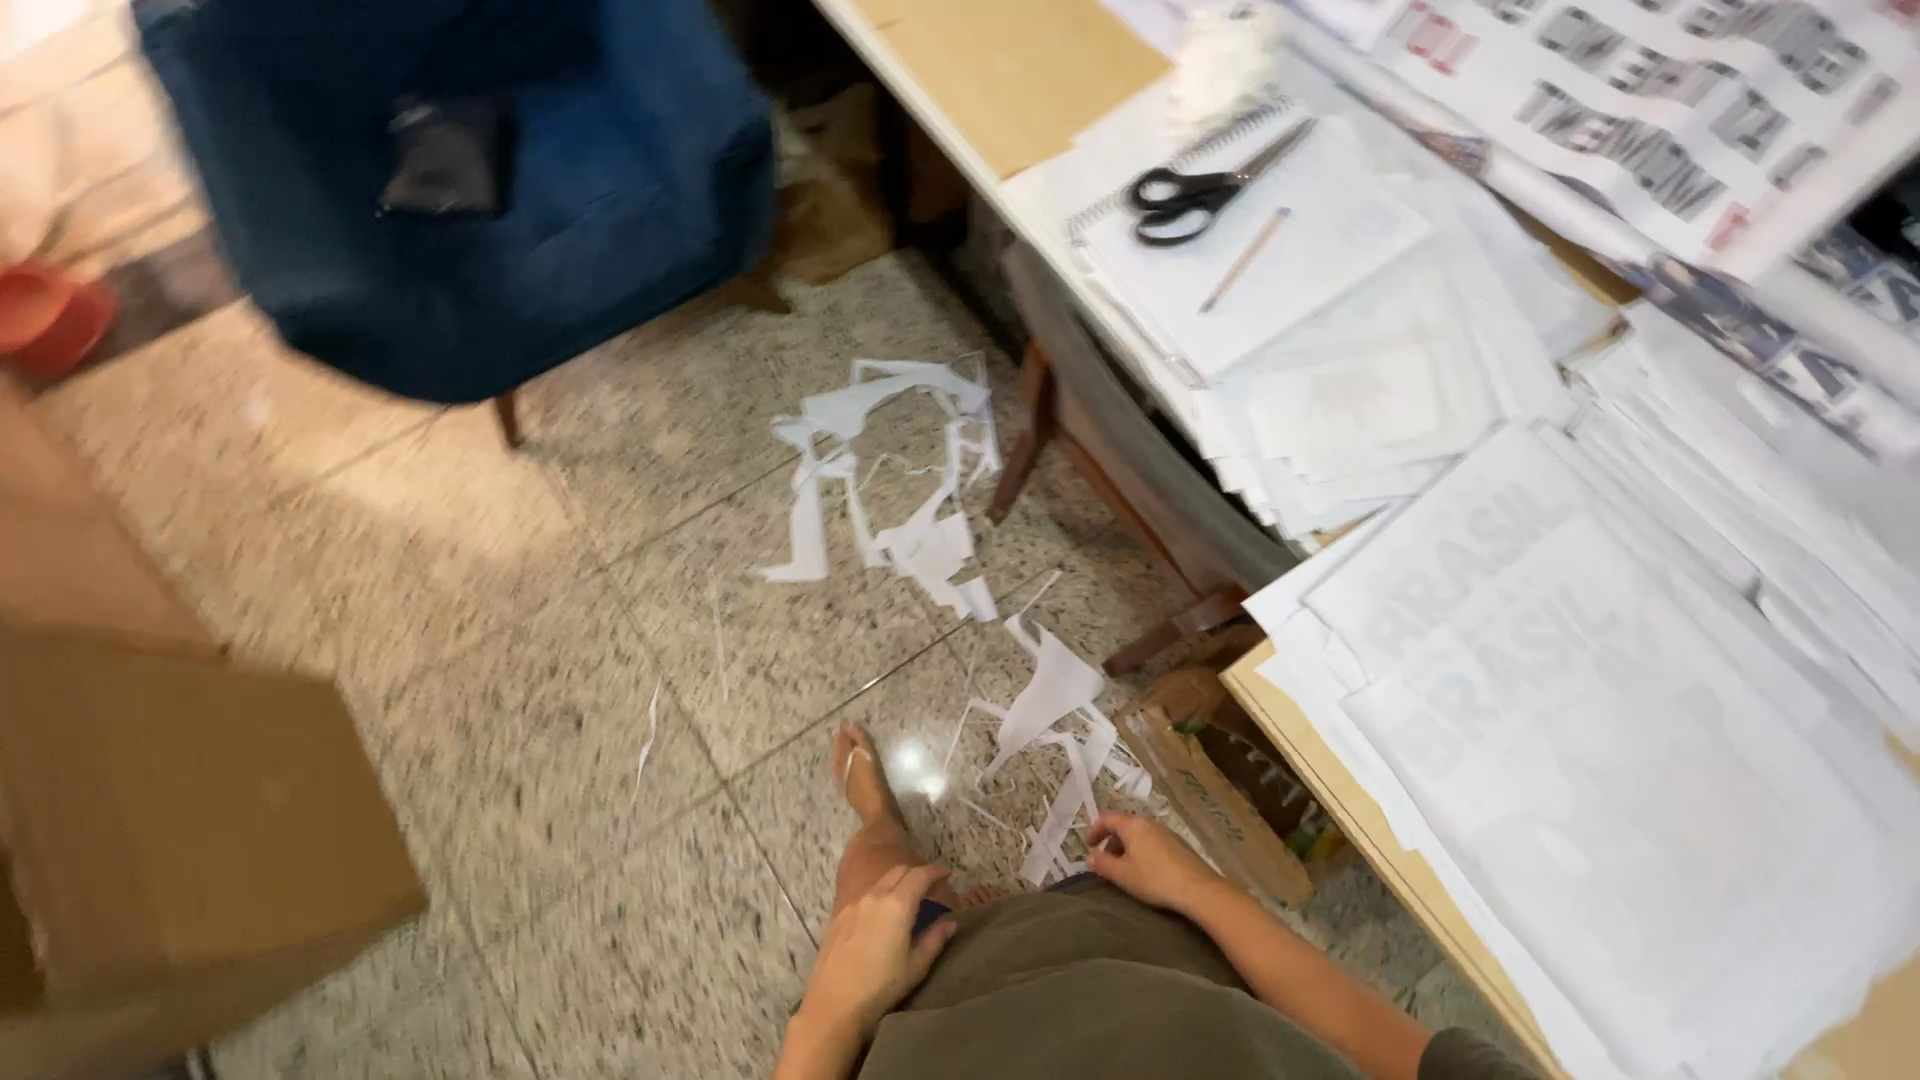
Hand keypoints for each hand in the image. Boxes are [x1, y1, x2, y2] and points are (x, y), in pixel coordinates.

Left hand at [794, 864, 958, 1043]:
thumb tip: (950, 922)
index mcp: (897, 905)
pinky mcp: (838, 915)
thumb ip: (934, 939)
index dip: (936, 872)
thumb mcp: (915, 967)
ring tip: (907, 898)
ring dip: (897, 881)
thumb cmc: (880, 988)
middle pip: (899, 871)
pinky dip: (879, 894)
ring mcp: (854, 904)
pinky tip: (881, 913)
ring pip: (880, 881)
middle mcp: (874, 896)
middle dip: (917, 873)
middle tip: (929, 885)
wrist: (833, 1004)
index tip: (947, 874)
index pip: (920, 876)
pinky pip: (864, 894)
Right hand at [1088, 812, 1228, 914]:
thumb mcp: (1122, 874)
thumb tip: (1090, 857)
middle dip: (1111, 841)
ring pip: (1139, 834)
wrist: (1197, 888)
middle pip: (1124, 825)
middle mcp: (1149, 822)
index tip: (1089, 846)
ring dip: (1127, 847)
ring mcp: (1166, 832)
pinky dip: (1142, 850)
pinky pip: (1152, 841)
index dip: (1094, 830)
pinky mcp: (1179, 844)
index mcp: (1132, 825)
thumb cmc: (1154, 879)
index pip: (1107, 818)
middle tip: (1106, 861)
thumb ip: (1102, 864)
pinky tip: (1146, 870)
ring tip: (1125, 868)